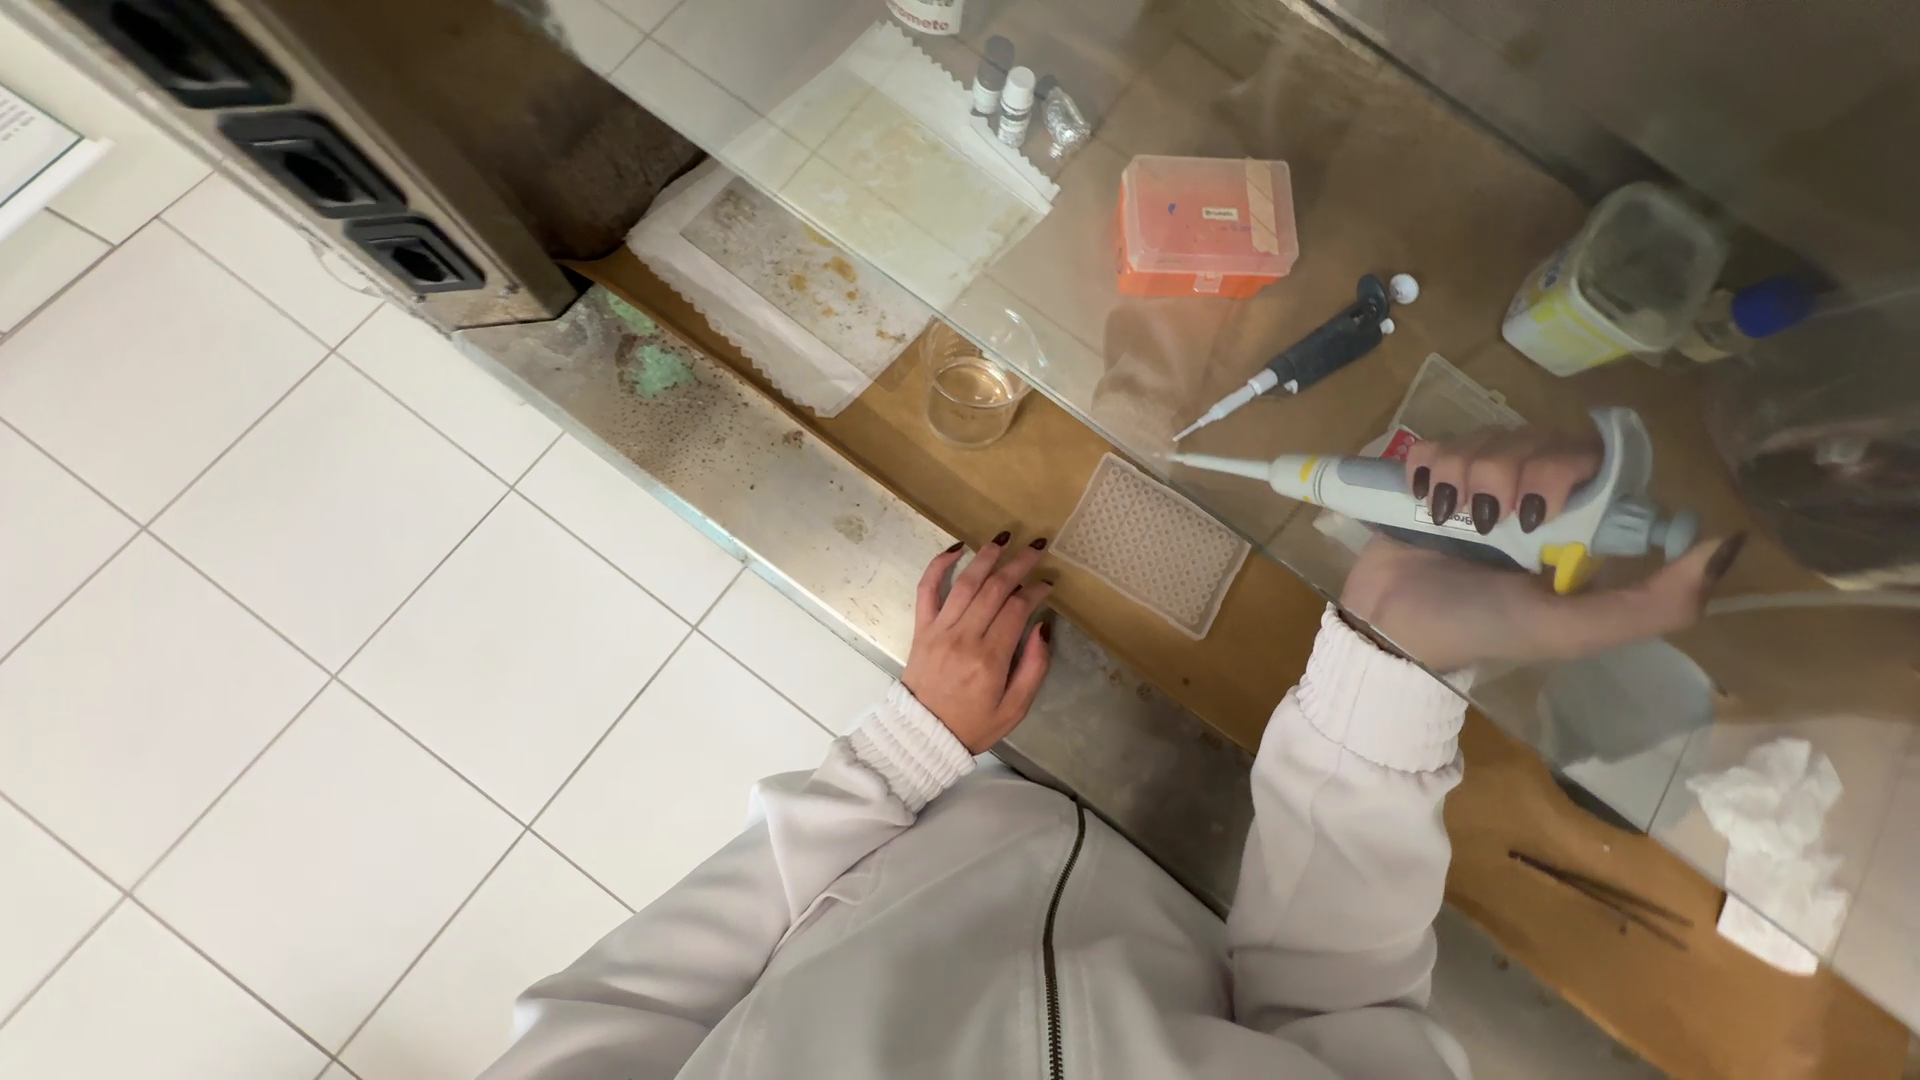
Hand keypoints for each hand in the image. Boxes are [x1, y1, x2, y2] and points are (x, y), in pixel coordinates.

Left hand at [902, 533, 1052, 752]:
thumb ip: (1034, 668)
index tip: (1048, 583)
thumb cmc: (973, 725)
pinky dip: (939, 565)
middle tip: (1037, 546)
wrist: (922, 737)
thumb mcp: (1015, 709)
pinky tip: (956, 548)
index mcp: (990, 659)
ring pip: (966, 582)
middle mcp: (964, 637)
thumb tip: (1043, 628)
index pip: (1017, 609)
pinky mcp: (922, 628)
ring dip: (986, 556)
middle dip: (1018, 564)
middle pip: (995, 588)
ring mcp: (939, 629)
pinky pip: (927, 589)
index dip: (1035, 591)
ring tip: (1005, 537)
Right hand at [1339, 427, 1746, 670]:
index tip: (1543, 508)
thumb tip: (1728, 542)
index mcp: (1572, 525)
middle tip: (1490, 522)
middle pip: (1536, 440)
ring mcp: (1473, 487)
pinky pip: (1435, 444)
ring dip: (1464, 476)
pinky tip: (1424, 498)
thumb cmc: (1480, 628)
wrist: (1391, 626)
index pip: (1593, 458)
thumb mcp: (1575, 629)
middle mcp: (1527, 497)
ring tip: (1449, 518)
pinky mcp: (1424, 481)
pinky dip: (1427, 466)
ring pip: (1485, 439)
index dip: (1568, 469)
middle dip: (1511, 476)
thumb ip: (1658, 603)